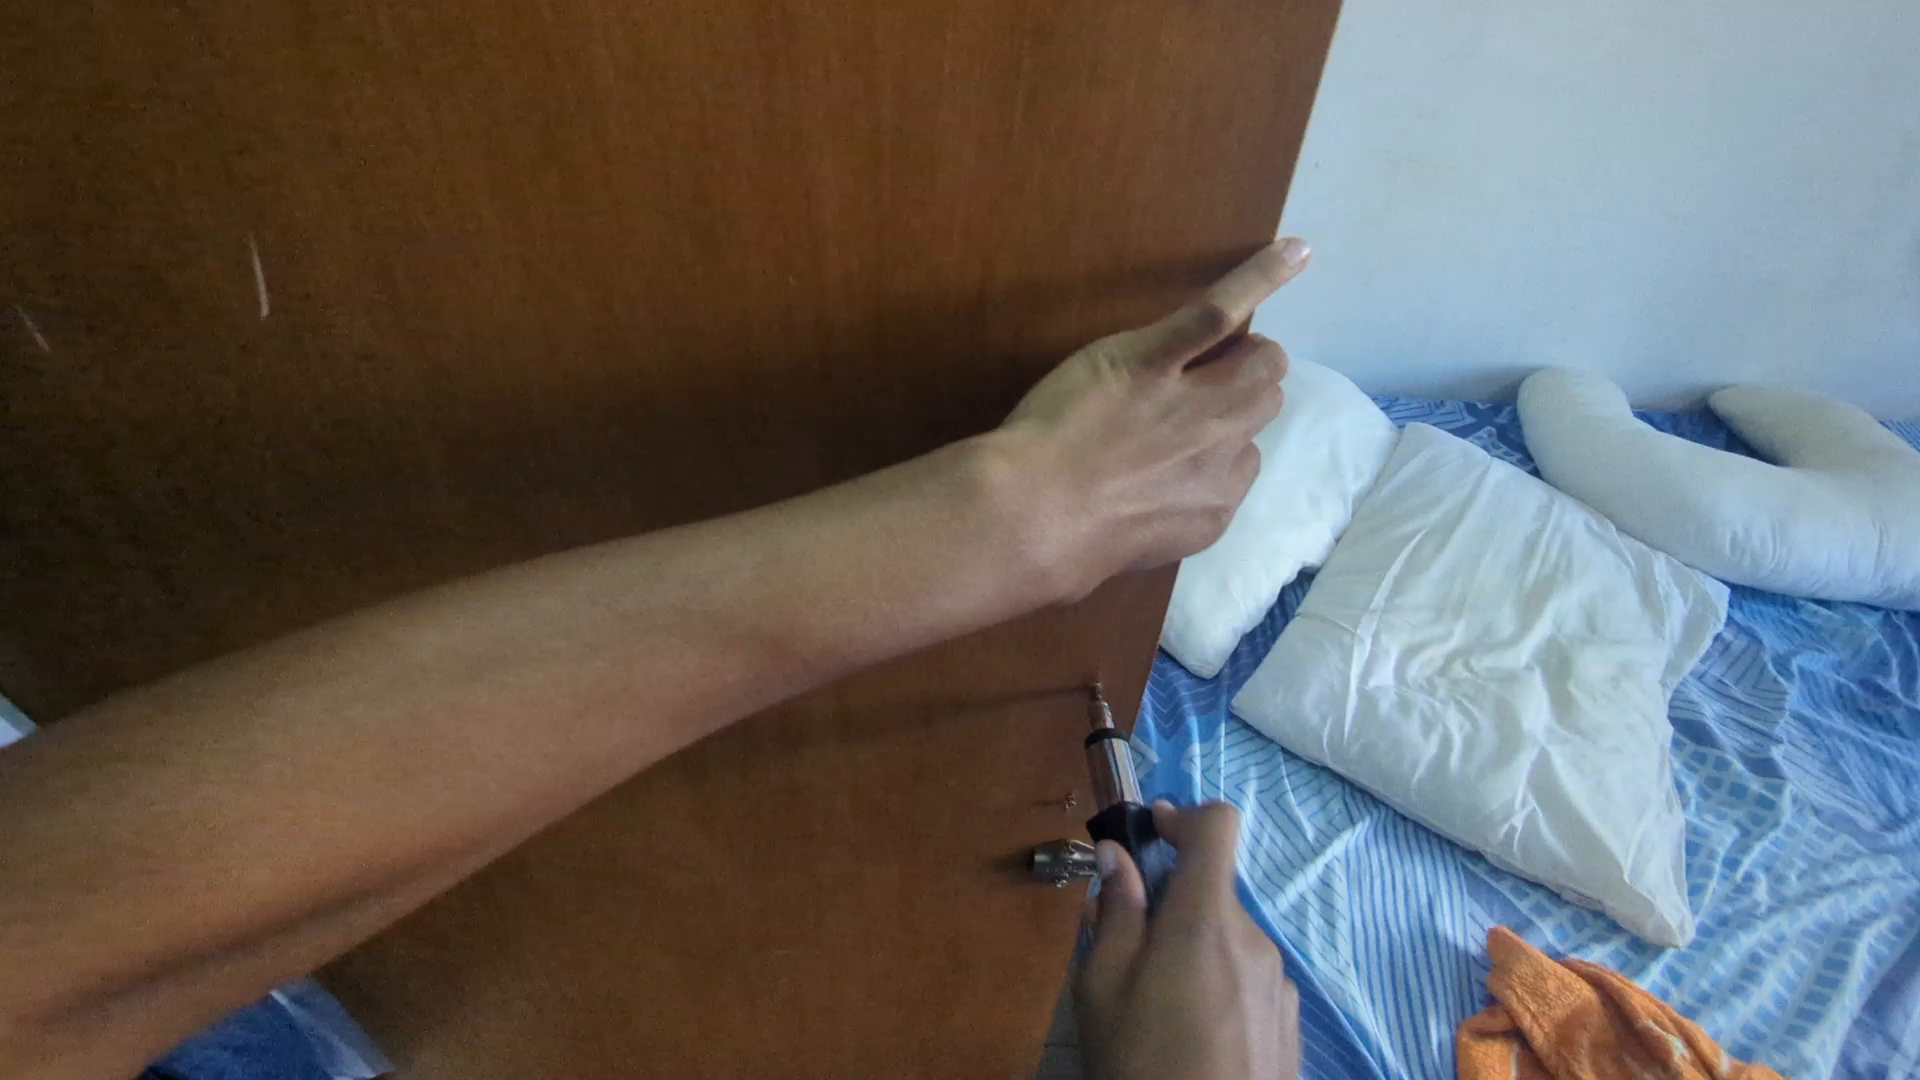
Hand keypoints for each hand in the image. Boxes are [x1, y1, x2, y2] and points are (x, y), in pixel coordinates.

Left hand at [995, 239, 1309, 599]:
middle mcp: (1220, 451)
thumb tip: (1166, 500)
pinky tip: (1294, 251)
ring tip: (1217, 346)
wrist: (1033, 514)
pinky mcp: (1154, 360)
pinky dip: (1263, 277)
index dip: (1222, 439)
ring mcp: (1194, 403)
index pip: (1248, 457)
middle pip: (1263, 402)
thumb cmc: (1062, 540)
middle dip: (1243, 390)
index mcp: (1214, 505)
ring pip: (1260, 362)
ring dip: (1245, 351)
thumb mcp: (1131, 544)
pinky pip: (1220, 312)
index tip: (1192, 437)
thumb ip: (1163, 517)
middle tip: (1201, 388)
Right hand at [1076, 801, 1301, 1079]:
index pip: (1219, 826)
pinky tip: (1193, 1029)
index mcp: (1207, 921)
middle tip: (1130, 938)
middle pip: (1214, 886)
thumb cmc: (1143, 1064)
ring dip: (1192, 939)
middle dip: (1172, 896)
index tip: (1151, 834)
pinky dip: (1217, 974)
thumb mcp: (1103, 987)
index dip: (1184, 815)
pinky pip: (1248, 971)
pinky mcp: (1290, 1024)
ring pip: (1228, 932)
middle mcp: (1254, 941)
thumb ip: (1116, 910)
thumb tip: (1118, 853)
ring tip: (1157, 996)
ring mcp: (1279, 985)